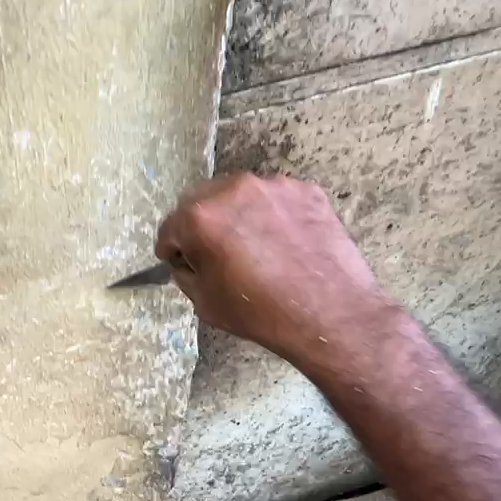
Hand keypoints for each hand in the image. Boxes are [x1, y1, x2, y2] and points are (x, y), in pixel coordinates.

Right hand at [155, 173, 406, 379]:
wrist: (330, 314)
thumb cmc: (260, 313)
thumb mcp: (204, 302)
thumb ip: (186, 273)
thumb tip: (188, 262)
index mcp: (200, 217)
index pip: (170, 227)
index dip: (171, 248)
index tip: (178, 260)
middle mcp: (233, 190)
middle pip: (201, 200)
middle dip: (200, 224)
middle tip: (214, 252)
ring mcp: (273, 186)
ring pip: (239, 195)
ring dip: (236, 215)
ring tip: (253, 246)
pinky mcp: (306, 191)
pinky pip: (275, 199)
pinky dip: (271, 215)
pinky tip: (283, 243)